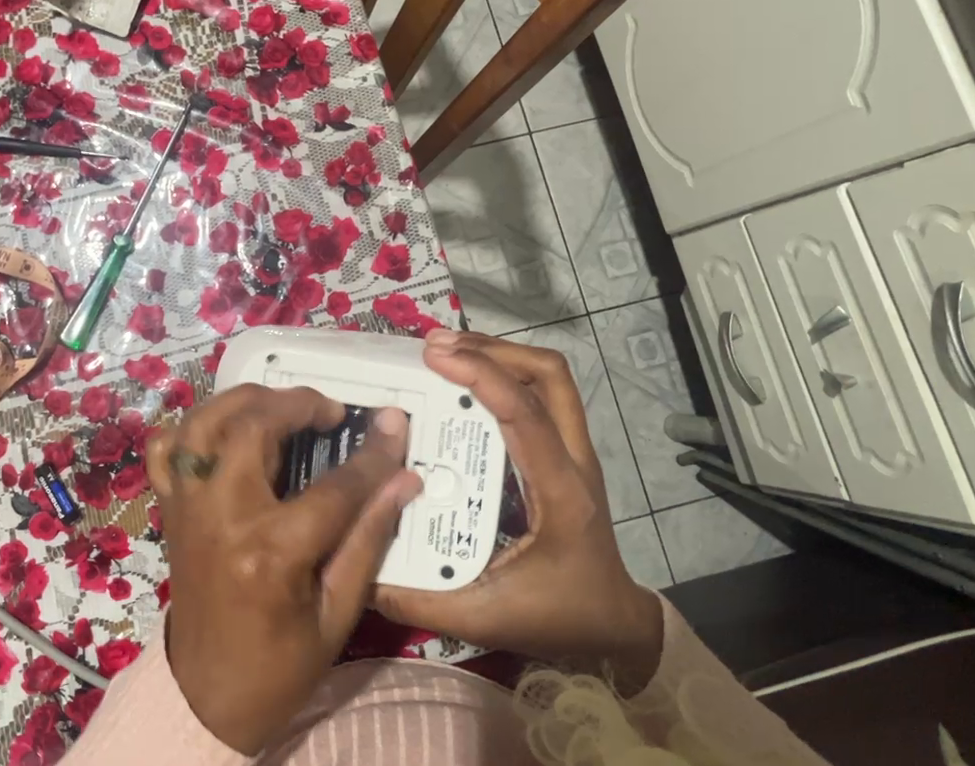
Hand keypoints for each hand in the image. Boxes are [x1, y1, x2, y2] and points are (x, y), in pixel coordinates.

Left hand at [147, 384, 421, 753]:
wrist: (208, 696)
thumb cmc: (281, 663)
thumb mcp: (338, 611)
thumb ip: (370, 538)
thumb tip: (403, 478)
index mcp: (271, 554)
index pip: (333, 488)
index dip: (372, 455)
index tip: (394, 427)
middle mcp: (222, 518)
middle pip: (253, 429)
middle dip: (298, 404)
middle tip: (331, 411)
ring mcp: (187, 509)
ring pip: (203, 424)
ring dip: (245, 400)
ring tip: (282, 405)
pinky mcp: (170, 510)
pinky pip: (165, 451)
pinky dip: (192, 428)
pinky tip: (226, 430)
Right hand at [372, 329, 664, 691]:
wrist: (614, 627)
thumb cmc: (558, 618)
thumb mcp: (486, 620)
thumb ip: (420, 602)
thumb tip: (360, 574)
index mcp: (560, 492)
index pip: (526, 414)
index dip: (482, 375)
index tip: (434, 357)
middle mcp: (574, 460)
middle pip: (550, 375)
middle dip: (492, 349)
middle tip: (436, 348)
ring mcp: (574, 452)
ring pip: (549, 378)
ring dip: (499, 355)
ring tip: (445, 354)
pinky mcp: (565, 453)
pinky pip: (540, 395)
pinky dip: (503, 375)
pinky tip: (463, 384)